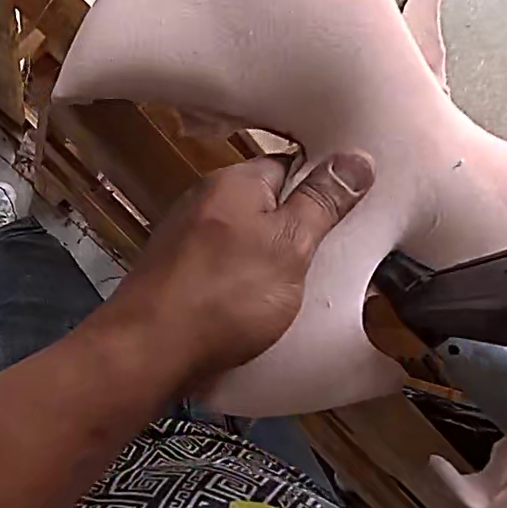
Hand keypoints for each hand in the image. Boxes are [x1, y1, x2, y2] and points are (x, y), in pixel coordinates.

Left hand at [100, 150, 373, 386]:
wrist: (149, 351)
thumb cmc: (225, 292)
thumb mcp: (289, 244)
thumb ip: (321, 203)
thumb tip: (357, 156)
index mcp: (231, 182)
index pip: (288, 165)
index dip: (320, 188)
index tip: (350, 214)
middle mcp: (203, 204)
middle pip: (265, 207)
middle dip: (297, 231)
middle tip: (332, 259)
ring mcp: (185, 242)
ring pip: (244, 244)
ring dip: (270, 264)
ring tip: (301, 290)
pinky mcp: (177, 278)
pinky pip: (223, 273)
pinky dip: (243, 287)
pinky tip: (257, 310)